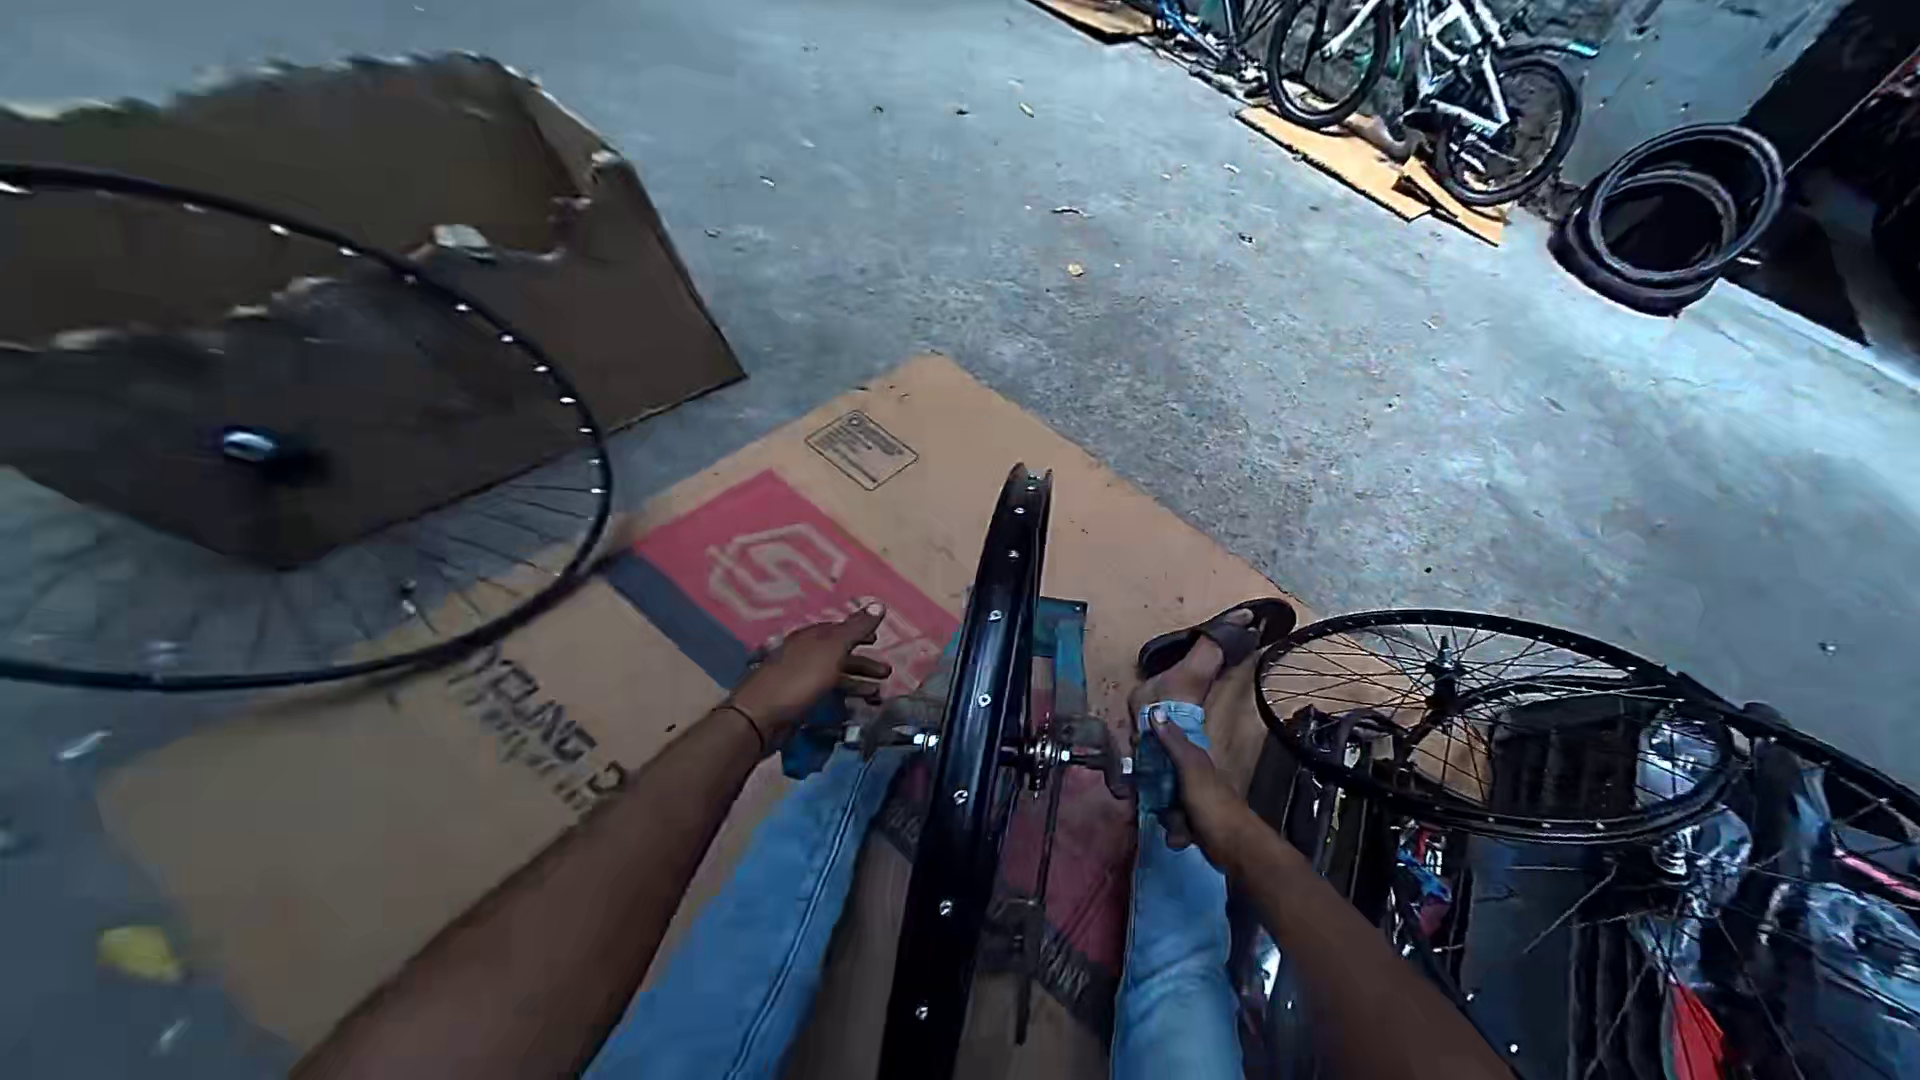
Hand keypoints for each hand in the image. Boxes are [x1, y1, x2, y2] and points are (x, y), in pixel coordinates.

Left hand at [728, 603, 893, 742]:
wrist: (759, 716)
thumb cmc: (799, 678)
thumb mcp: (832, 649)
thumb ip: (856, 628)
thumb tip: (879, 604)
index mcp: (810, 637)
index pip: (838, 629)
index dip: (859, 633)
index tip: (877, 641)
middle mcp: (803, 654)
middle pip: (838, 654)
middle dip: (862, 662)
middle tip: (886, 672)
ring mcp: (798, 679)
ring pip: (833, 676)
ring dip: (856, 682)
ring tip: (877, 693)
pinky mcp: (795, 701)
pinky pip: (825, 695)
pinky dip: (842, 698)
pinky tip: (852, 707)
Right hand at [1152, 714, 1257, 869]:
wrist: (1236, 847)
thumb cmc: (1212, 803)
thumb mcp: (1190, 769)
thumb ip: (1173, 743)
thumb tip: (1155, 710)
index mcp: (1193, 759)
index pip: (1165, 743)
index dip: (1148, 745)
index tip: (1133, 753)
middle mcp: (1192, 777)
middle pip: (1159, 775)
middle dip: (1153, 790)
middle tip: (1144, 795)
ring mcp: (1192, 801)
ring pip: (1164, 802)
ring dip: (1166, 816)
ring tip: (1176, 824)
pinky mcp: (1192, 824)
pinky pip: (1173, 824)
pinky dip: (1175, 833)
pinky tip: (1181, 838)